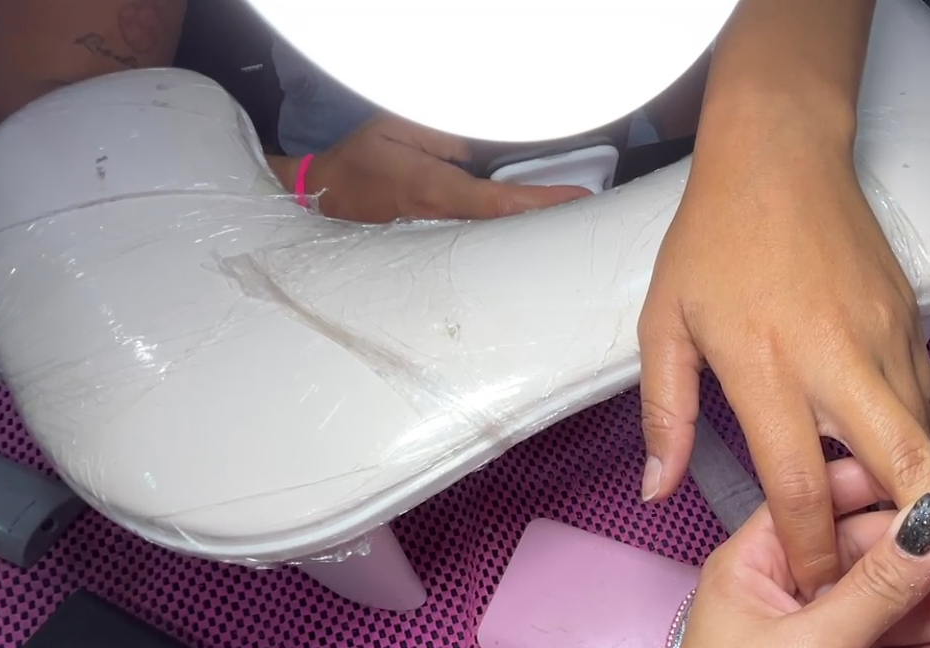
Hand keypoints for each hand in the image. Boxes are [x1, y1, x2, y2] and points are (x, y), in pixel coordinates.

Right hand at [293, 114, 589, 223]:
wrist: (334, 196)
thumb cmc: (362, 160)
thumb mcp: (396, 129)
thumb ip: (443, 137)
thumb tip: (482, 148)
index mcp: (439, 190)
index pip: (502, 201)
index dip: (543, 202)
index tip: (578, 200)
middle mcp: (451, 219)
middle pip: (514, 226)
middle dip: (553, 220)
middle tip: (594, 214)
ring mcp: (452, 232)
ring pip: (505, 233)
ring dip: (540, 225)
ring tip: (577, 217)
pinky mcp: (449, 235)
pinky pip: (492, 232)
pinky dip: (520, 226)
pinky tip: (541, 224)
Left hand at [636, 122, 929, 612]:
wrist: (780, 153)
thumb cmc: (714, 242)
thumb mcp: (664, 326)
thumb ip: (665, 415)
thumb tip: (658, 488)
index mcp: (768, 370)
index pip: (800, 486)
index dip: (815, 553)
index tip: (821, 595)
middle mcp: (839, 364)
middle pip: (906, 467)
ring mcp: (887, 343)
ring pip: (926, 440)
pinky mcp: (913, 329)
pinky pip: (925, 407)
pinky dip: (925, 453)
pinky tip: (916, 483)